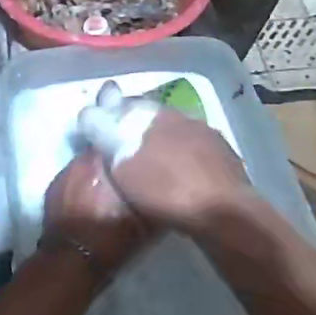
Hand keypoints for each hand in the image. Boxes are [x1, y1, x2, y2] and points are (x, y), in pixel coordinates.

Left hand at [42, 153, 151, 272]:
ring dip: (92, 173)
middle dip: (109, 161)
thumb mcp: (142, 223)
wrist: (70, 264)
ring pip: (82, 166)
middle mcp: (77, 163)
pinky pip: (69, 180)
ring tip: (106, 186)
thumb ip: (152, 200)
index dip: (127, 149)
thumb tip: (163, 188)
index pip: (116, 141)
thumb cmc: (109, 240)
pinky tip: (87, 199)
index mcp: (99, 163)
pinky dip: (78, 185)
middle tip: (123, 173)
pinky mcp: (50, 192)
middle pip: (97, 154)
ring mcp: (61, 176)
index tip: (138, 157)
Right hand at [96, 107, 255, 235]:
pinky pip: (197, 150)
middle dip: (138, 129)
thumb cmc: (164, 188)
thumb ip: (104, 135)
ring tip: (155, 166)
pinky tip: (183, 177)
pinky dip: (186, 159)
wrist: (221, 211)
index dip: (111, 114)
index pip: (125, 103)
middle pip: (152, 117)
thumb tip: (90, 113)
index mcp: (153, 114)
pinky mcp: (225, 155)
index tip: (102, 128)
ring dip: (164, 144)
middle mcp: (181, 116)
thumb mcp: (121, 165)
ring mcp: (207, 134)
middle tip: (127, 150)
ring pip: (176, 132)